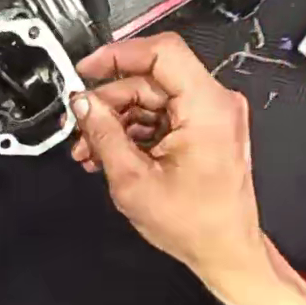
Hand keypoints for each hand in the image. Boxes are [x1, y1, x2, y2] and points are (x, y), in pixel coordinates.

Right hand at [69, 33, 267, 290]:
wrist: (224, 251)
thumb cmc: (195, 225)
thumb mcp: (133, 180)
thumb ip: (103, 134)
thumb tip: (82, 103)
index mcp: (207, 108)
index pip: (161, 53)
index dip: (117, 55)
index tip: (86, 71)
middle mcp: (215, 104)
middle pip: (150, 80)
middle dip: (109, 102)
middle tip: (81, 127)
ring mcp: (211, 117)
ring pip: (151, 99)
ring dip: (117, 121)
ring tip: (91, 149)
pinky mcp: (205, 129)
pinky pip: (162, 115)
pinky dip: (134, 131)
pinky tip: (110, 152)